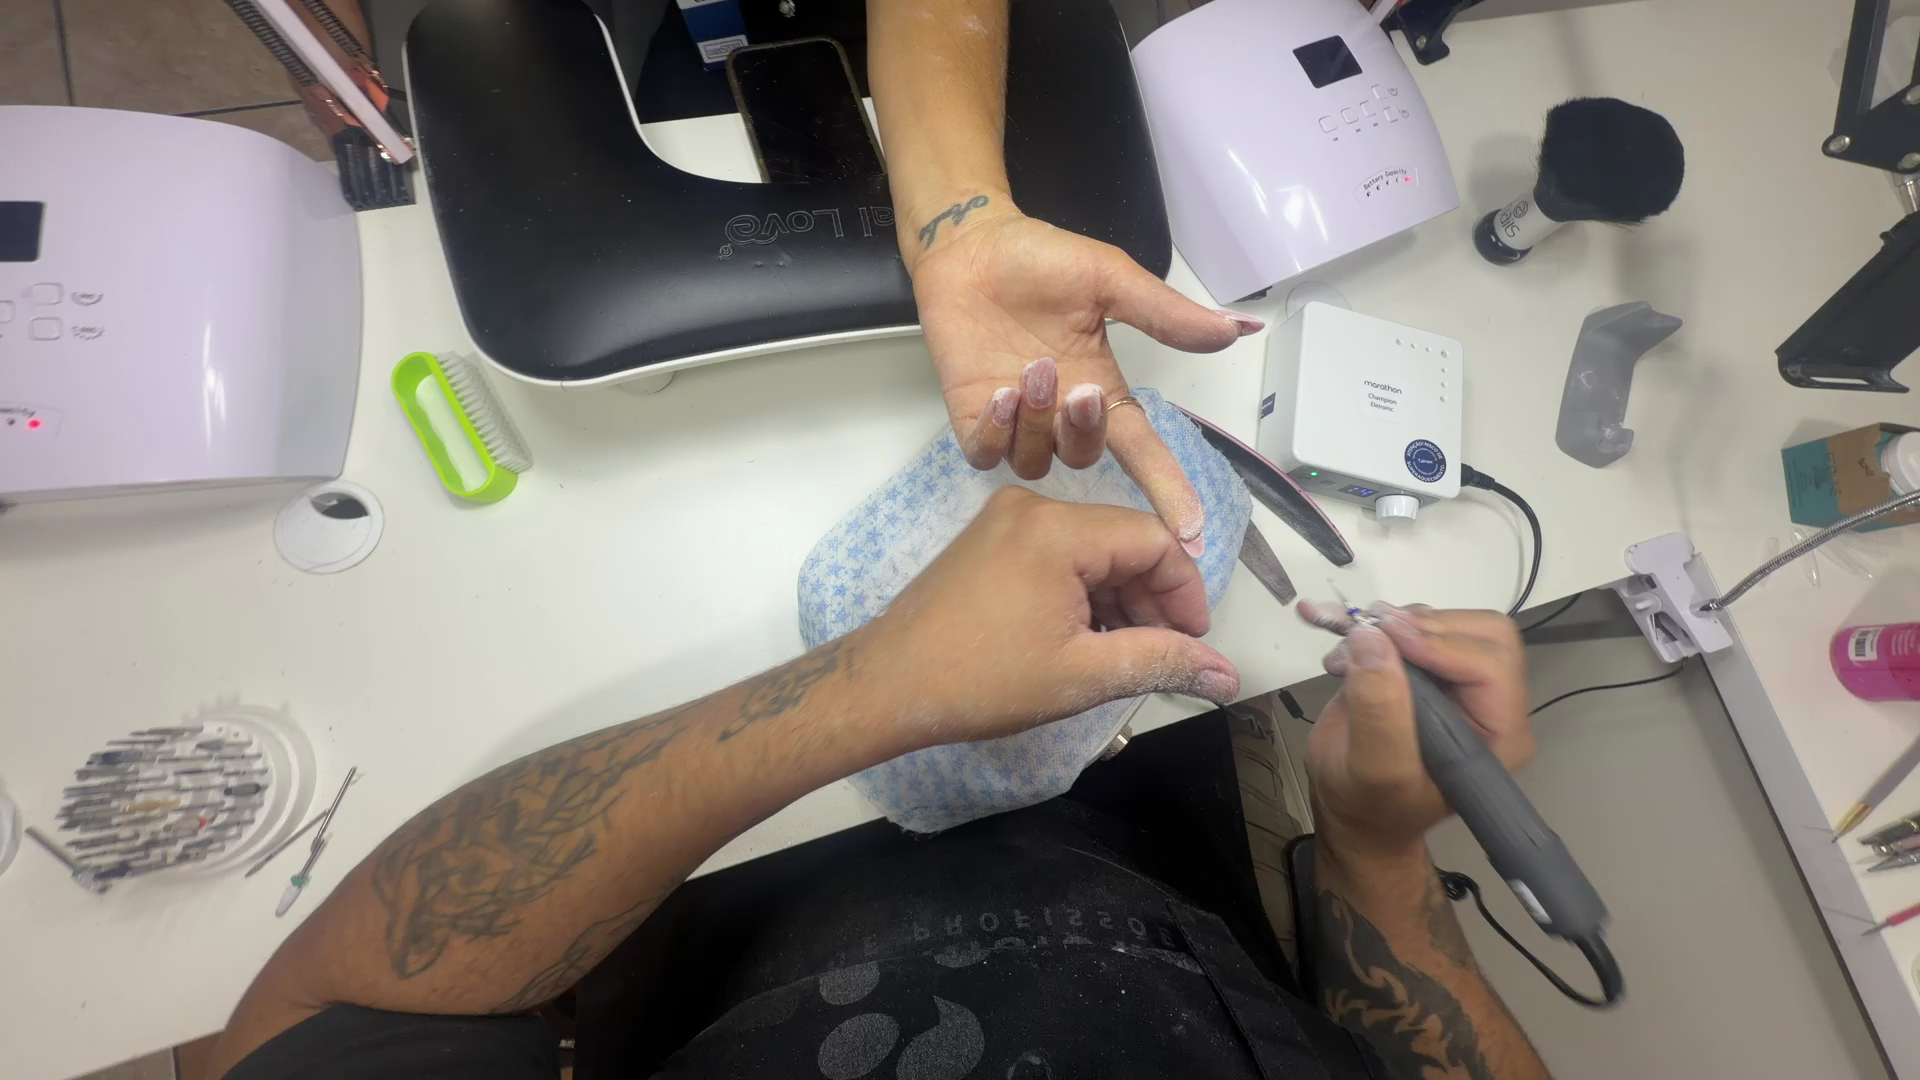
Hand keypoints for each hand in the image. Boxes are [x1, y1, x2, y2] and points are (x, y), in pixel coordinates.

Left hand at [857, 487, 1240, 744]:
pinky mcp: (988, 539)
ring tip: (1124, 652)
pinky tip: (1085, 634)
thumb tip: (1227, 675)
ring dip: (1117, 597)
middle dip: (1151, 598)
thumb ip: (1161, 663)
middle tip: (1162, 654)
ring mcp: (1004, 520)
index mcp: (1057, 528)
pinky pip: (1055, 555)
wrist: (886, 684)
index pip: (1153, 540)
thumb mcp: (1082, 675)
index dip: (1185, 592)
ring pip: (1089, 549)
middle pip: (1120, 541)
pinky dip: (1080, 590)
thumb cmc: (983, 681)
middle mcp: (1031, 508)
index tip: (1193, 643)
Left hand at [906, 203, 1260, 555]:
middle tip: (1080, 387)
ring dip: (1037, 425)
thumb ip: (1165, 315)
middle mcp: (1061, 417)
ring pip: (1036, 463)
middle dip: (1085, 432)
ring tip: (1029, 371)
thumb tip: (1236, 331)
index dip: (1166, 489)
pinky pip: (987, 455)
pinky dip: (995, 434)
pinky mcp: (972, 419)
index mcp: (1101, 391)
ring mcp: (1016, 422)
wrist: (971, 246)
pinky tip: (999, 394)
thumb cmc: (1039, 260)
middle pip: (1085, 460)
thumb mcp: (1111, 281)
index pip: (1142, 452)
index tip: (1192, 531)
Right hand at [1295, 602, 1534, 858]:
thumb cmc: (1369, 802)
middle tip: (1370, 630)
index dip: (1439, 643)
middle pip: (1478, 633)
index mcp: (1498, 732)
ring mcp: (1448, 683)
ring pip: (1440, 622)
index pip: (1490, 664)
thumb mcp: (1376, 767)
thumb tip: (1369, 637)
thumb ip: (1380, 708)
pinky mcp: (1414, 671)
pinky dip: (1368, 624)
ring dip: (1389, 623)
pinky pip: (1405, 628)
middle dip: (1421, 624)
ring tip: (1344, 647)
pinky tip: (1337, 638)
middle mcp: (1483, 702)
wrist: (1346, 808)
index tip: (1383, 635)